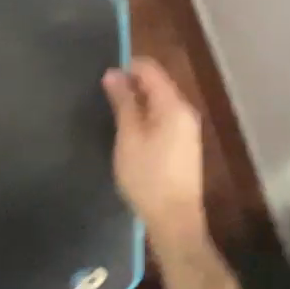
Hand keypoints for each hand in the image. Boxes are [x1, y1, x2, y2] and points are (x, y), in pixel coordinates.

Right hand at [104, 59, 208, 249]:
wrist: (174, 221)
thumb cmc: (147, 177)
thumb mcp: (128, 136)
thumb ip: (122, 101)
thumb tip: (113, 73)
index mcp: (173, 106)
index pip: (150, 69)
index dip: (126, 67)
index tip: (102, 78)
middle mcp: (185, 112)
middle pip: (156, 84)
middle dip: (130, 85)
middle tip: (103, 97)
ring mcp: (187, 130)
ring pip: (158, 102)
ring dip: (136, 102)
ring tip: (112, 114)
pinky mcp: (183, 145)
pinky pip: (162, 118)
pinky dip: (145, 117)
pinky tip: (128, 132)